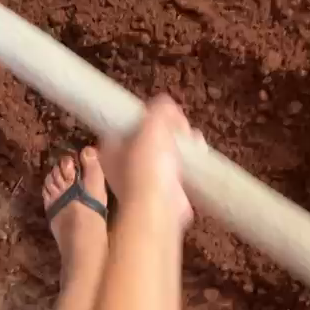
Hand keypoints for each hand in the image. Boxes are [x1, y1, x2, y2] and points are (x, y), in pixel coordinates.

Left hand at [101, 95, 193, 231]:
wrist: (160, 204)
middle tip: (181, 127)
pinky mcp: (164, 190)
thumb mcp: (152, 125)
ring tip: (192, 138)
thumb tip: (167, 105)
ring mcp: (144, 178)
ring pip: (165, 152)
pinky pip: (177, 169)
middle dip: (170, 129)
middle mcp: (123, 164)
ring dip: (182, 143)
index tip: (164, 113)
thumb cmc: (148, 165)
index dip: (148, 116)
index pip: (128, 123)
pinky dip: (189, 161)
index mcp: (111, 147)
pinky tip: (198, 153)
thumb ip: (159, 110)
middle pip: (149, 138)